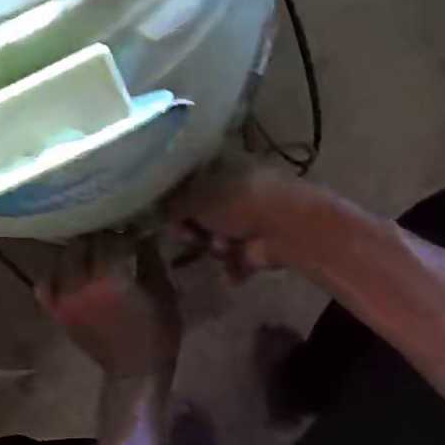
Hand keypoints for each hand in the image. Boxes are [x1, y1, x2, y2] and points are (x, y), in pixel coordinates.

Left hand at [38, 235, 180, 387]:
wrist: (136, 372)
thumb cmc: (158, 335)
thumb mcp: (164, 294)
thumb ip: (151, 259)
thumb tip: (144, 234)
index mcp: (110, 278)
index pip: (108, 239)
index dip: (123, 235)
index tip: (135, 236)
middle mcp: (80, 284)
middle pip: (81, 245)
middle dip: (99, 240)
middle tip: (115, 244)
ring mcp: (64, 299)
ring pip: (62, 260)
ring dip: (78, 253)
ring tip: (94, 258)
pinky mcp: (57, 312)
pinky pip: (45, 284)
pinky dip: (56, 274)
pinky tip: (71, 275)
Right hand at [163, 160, 354, 278]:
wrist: (286, 227)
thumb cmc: (238, 202)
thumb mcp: (197, 197)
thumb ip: (175, 204)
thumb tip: (158, 208)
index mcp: (228, 167)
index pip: (196, 183)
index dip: (180, 201)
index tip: (168, 215)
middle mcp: (242, 191)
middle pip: (210, 215)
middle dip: (198, 229)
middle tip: (188, 236)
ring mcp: (256, 220)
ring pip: (225, 239)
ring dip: (219, 247)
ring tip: (223, 247)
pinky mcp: (266, 246)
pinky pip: (243, 259)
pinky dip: (236, 268)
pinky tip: (229, 277)